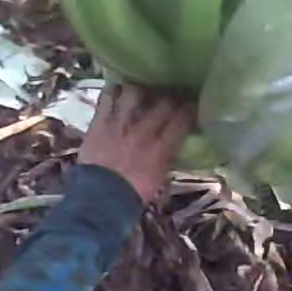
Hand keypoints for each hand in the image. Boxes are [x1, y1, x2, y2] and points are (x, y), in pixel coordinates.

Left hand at [77, 84, 192, 203]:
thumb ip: (166, 156)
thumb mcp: (159, 177)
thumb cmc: (133, 194)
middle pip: (163, 103)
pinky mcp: (99, 123)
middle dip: (171, 96)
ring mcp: (120, 124)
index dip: (190, 108)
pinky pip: (107, 98)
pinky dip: (113, 93)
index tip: (192, 104)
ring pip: (134, 93)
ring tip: (140, 92)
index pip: (182, 119)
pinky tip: (117, 92)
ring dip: (140, 91)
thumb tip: (172, 143)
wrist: (100, 199)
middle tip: (171, 95)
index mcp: (161, 148)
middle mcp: (143, 131)